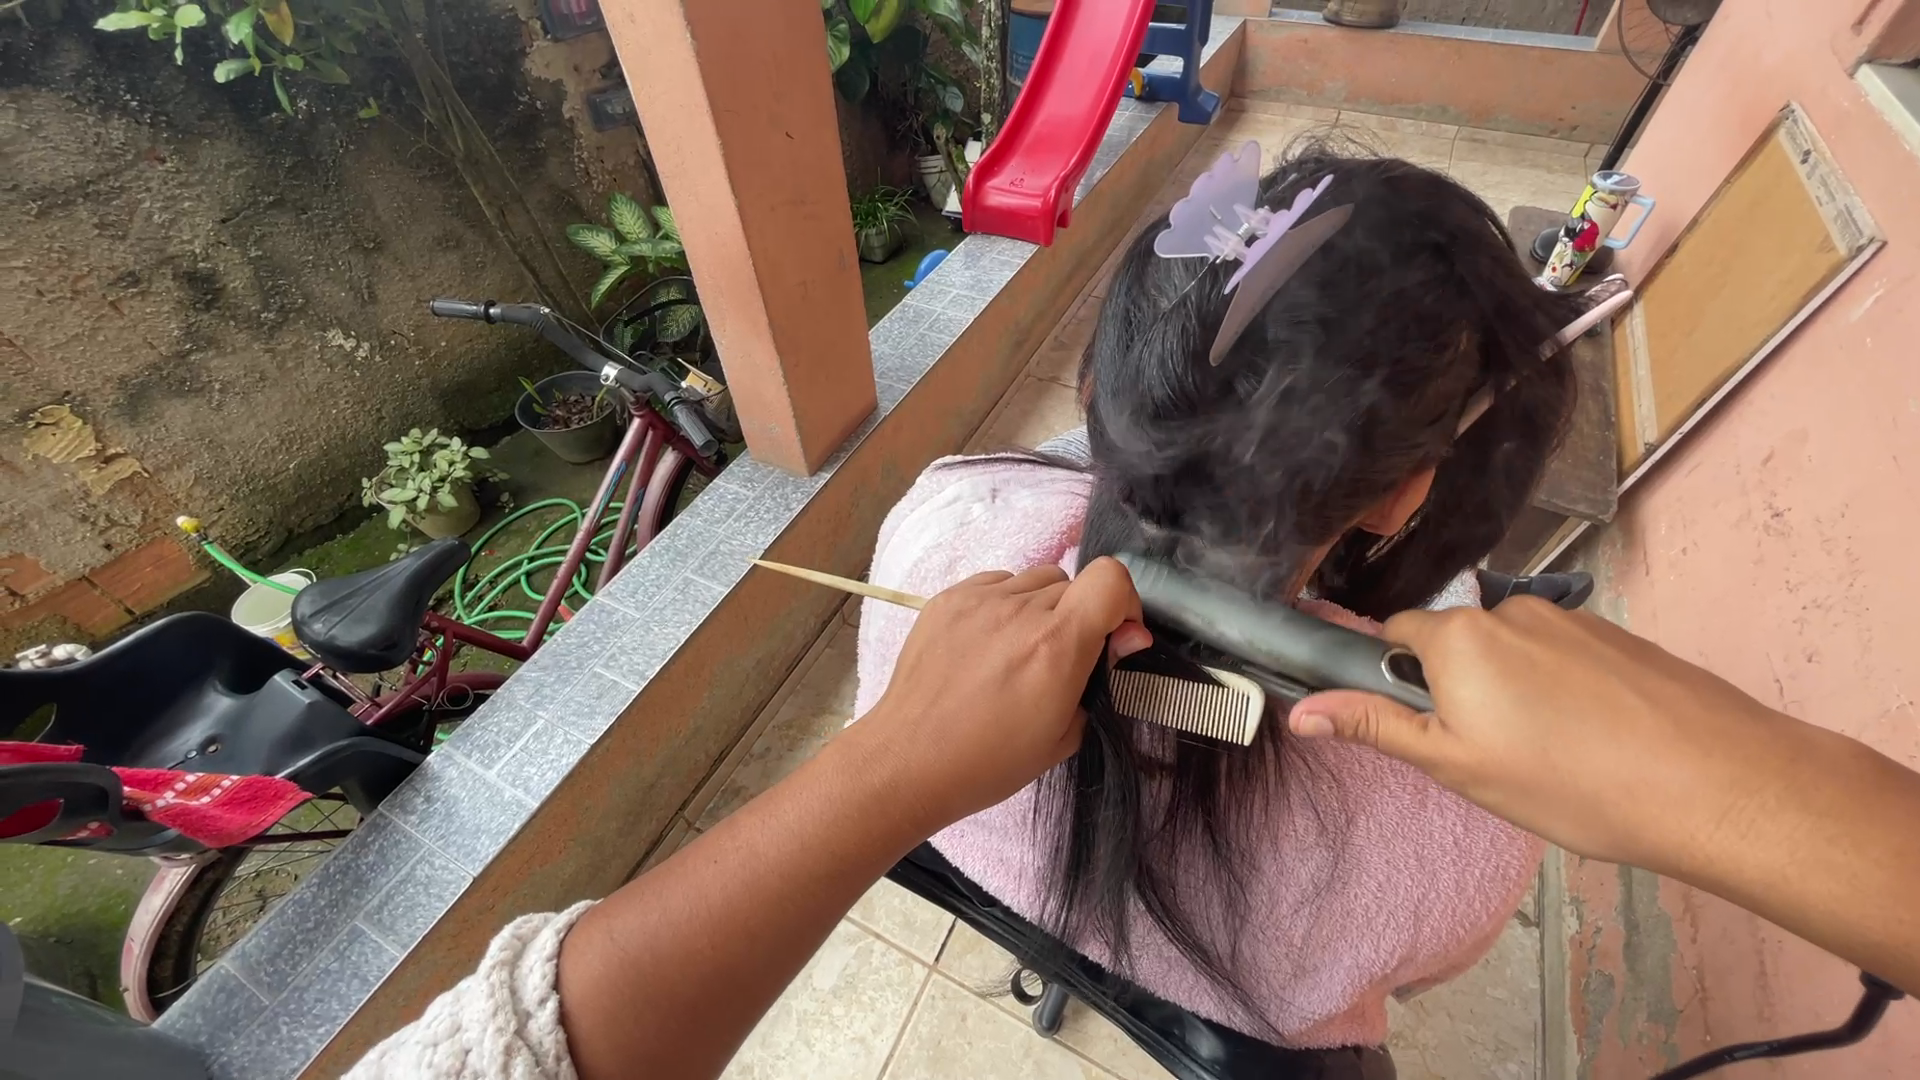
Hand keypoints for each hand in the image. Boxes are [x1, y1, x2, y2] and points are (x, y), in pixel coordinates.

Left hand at [852, 557, 1149, 831]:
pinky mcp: (947, 598)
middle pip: (1073, 583)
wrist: (909, 759)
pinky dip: (1004, 604)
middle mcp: (1018, 611)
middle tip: (1059, 658)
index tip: (1114, 634)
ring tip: (1019, 650)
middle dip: (1079, 616)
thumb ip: (1101, 678)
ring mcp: (978, 600)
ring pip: (1034, 580)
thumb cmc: (988, 762)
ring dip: (1041, 607)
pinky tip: (988, 643)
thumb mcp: (1064, 735)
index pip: (1111, 577)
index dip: (1124, 601)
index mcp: (1056, 645)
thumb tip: (1128, 638)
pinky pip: (995, 583)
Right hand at [1286, 597, 1803, 871]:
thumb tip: (1297, 712)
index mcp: (1455, 637)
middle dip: (1455, 684)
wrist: (1726, 788)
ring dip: (1509, 684)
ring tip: (1551, 746)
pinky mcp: (1617, 634)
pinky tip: (1594, 732)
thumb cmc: (1566, 781)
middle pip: (1452, 641)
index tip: (1426, 719)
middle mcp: (1504, 611)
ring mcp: (1566, 618)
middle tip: (1489, 746)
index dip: (1397, 677)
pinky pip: (1559, 652)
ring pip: (1507, 649)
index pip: (1393, 635)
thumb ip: (1372, 726)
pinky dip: (1559, 683)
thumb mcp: (1453, 763)